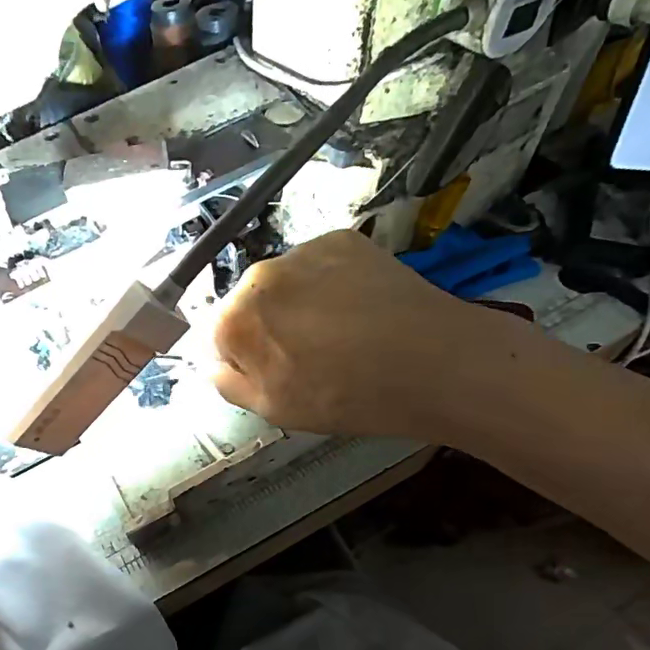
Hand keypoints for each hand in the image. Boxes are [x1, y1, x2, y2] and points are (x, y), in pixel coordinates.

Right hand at [209, 230, 518, 439]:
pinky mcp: (343, 238)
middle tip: (316, 354)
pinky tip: (363, 307)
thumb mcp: (277, 411)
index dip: (247, 358)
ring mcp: (303, 250)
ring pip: (287, 281)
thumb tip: (216, 362)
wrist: (433, 361)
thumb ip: (230, 384)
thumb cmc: (349, 397)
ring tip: (346, 330)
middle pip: (251, 302)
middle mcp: (259, 274)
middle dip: (272, 325)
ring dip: (302, 301)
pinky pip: (320, 264)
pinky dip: (332, 282)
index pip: (218, 335)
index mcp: (235, 320)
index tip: (281, 373)